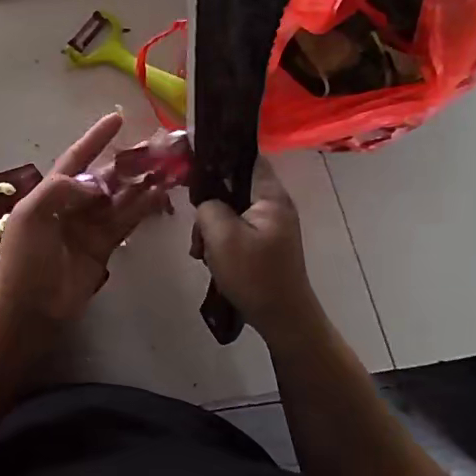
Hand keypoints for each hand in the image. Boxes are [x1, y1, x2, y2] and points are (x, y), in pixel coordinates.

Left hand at [0, 112, 170, 322]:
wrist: (31, 306)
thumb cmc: (25, 259)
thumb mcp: (31, 214)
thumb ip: (60, 189)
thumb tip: (95, 182)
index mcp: (49, 193)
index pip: (75, 158)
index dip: (95, 139)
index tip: (117, 119)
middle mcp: (71, 205)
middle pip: (103, 176)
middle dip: (127, 162)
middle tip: (157, 147)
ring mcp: (89, 226)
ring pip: (119, 198)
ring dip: (141, 183)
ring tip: (167, 168)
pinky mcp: (104, 247)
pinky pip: (126, 221)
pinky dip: (142, 208)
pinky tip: (160, 195)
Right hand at [191, 158, 318, 337]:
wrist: (282, 317)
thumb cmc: (254, 274)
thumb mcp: (221, 236)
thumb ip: (208, 207)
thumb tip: (206, 202)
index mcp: (271, 196)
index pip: (247, 159)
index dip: (221, 157)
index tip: (194, 166)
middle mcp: (276, 205)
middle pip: (234, 189)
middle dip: (210, 206)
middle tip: (198, 232)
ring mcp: (272, 226)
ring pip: (231, 213)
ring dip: (212, 229)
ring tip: (203, 252)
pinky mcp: (266, 245)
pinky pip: (237, 231)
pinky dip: (221, 242)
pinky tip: (212, 260)